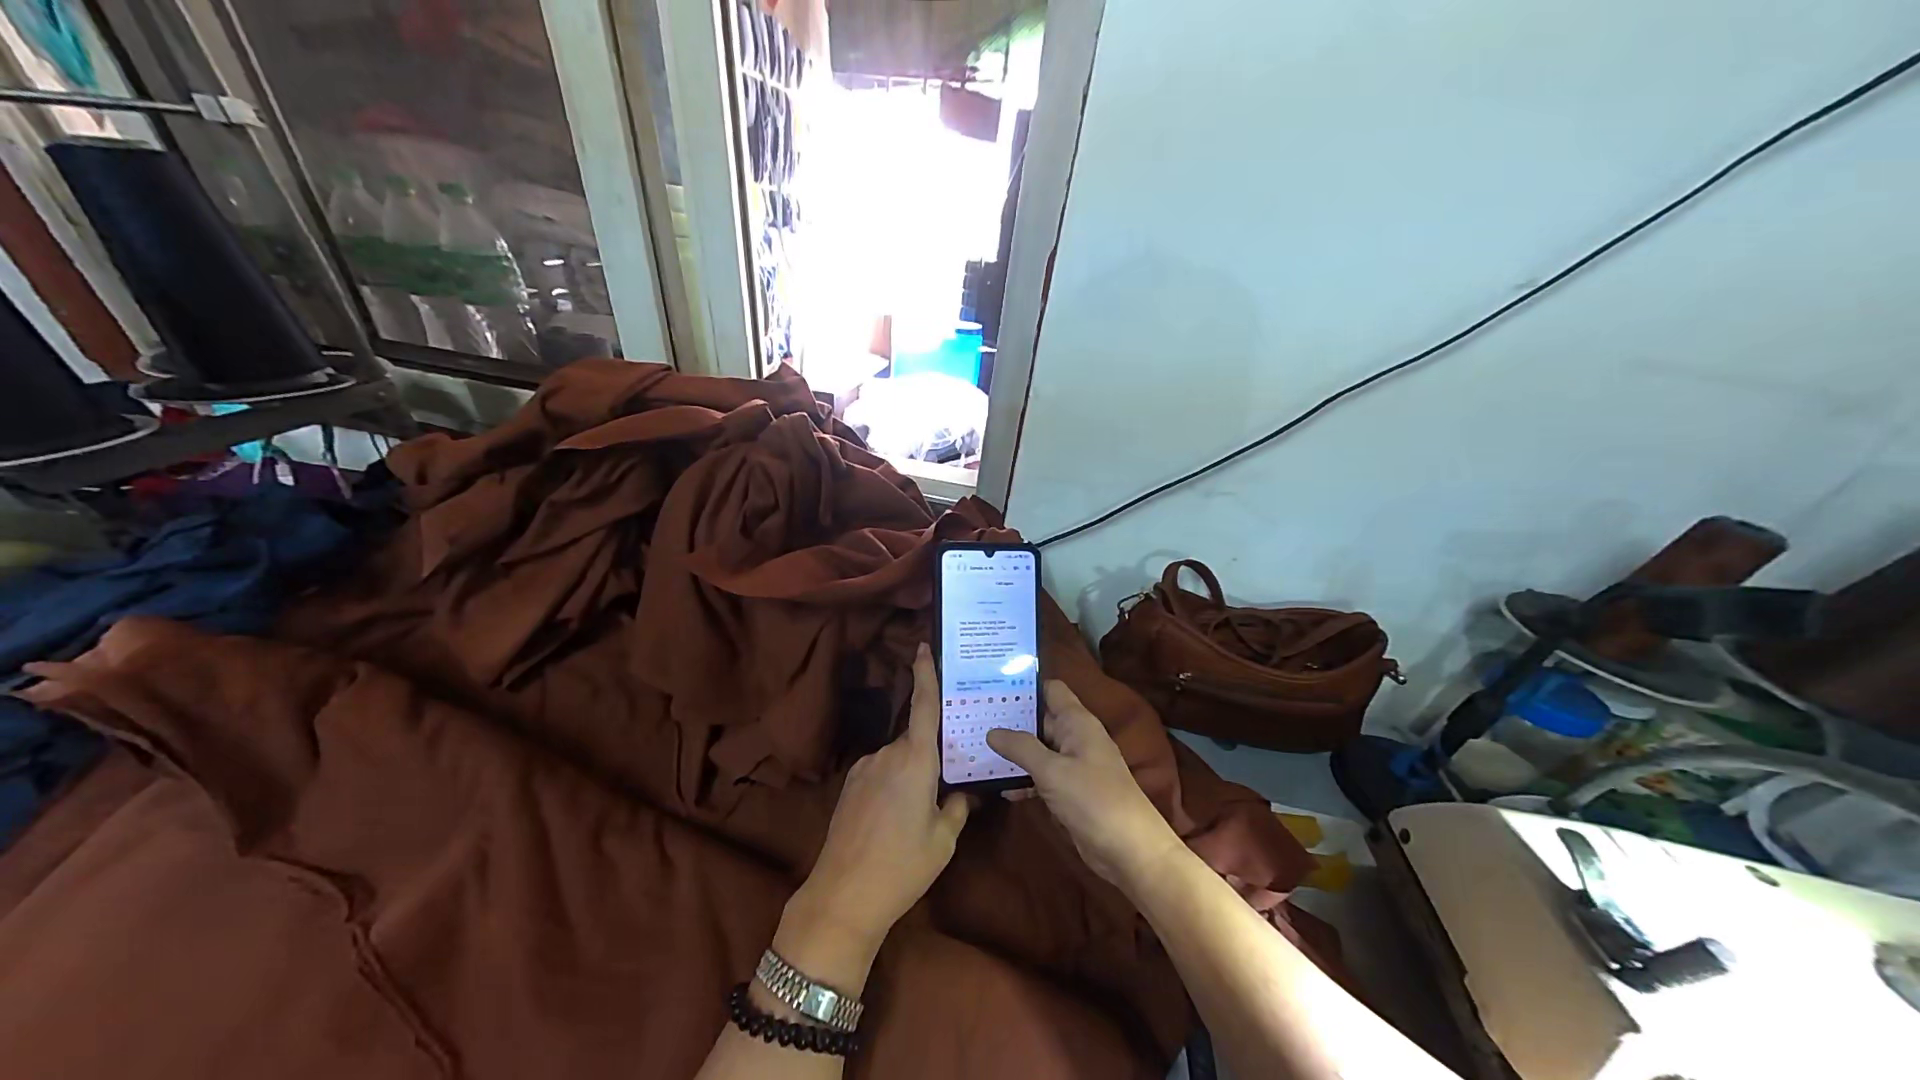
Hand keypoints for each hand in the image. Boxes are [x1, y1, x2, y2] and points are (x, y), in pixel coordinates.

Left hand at [786, 643, 971, 956]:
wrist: (843, 895)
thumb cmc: (902, 865)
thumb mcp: (943, 840)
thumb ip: (956, 807)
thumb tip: (964, 792)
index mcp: (914, 760)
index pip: (923, 706)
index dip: (925, 674)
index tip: (924, 648)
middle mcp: (887, 755)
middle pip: (915, 739)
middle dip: (933, 751)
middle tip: (954, 774)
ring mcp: (864, 769)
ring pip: (898, 758)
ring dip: (913, 771)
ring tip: (924, 808)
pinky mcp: (849, 786)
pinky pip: (881, 772)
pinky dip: (895, 783)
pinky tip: (898, 817)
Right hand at [987, 681, 1183, 889]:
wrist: (1129, 849)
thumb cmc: (1093, 799)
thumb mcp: (1052, 771)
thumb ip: (1021, 748)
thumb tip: (992, 731)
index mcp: (1078, 722)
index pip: (1051, 690)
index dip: (1025, 685)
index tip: (993, 684)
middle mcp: (1076, 738)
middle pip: (1040, 719)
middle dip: (1010, 718)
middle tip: (973, 715)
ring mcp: (1074, 766)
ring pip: (1038, 750)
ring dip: (1013, 751)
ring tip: (976, 746)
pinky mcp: (1070, 792)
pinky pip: (1042, 776)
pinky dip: (1023, 778)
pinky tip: (997, 785)